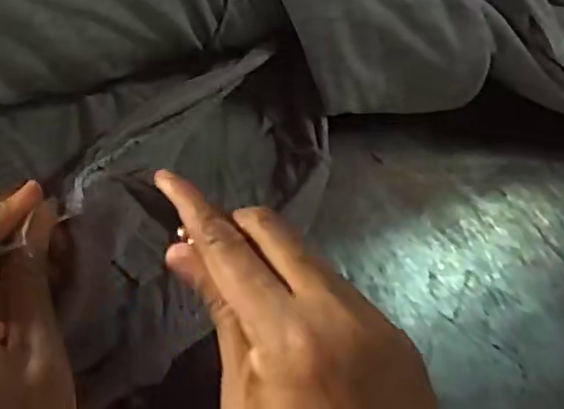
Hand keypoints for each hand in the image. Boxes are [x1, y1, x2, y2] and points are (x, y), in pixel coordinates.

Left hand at [0, 181, 75, 408]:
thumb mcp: (38, 347)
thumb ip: (31, 273)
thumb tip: (39, 210)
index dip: (0, 206)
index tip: (39, 194)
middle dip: (8, 220)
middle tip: (51, 215)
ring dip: (9, 241)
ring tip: (51, 237)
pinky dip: (5, 265)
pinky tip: (37, 266)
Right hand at [155, 170, 436, 408]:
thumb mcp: (243, 397)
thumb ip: (220, 313)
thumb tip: (181, 250)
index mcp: (289, 335)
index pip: (227, 247)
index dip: (192, 206)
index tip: (167, 177)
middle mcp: (335, 312)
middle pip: (269, 228)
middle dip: (230, 222)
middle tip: (200, 239)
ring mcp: (373, 320)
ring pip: (304, 252)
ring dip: (266, 253)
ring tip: (241, 280)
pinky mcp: (396, 334)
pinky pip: (335, 284)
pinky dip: (301, 283)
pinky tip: (287, 312)